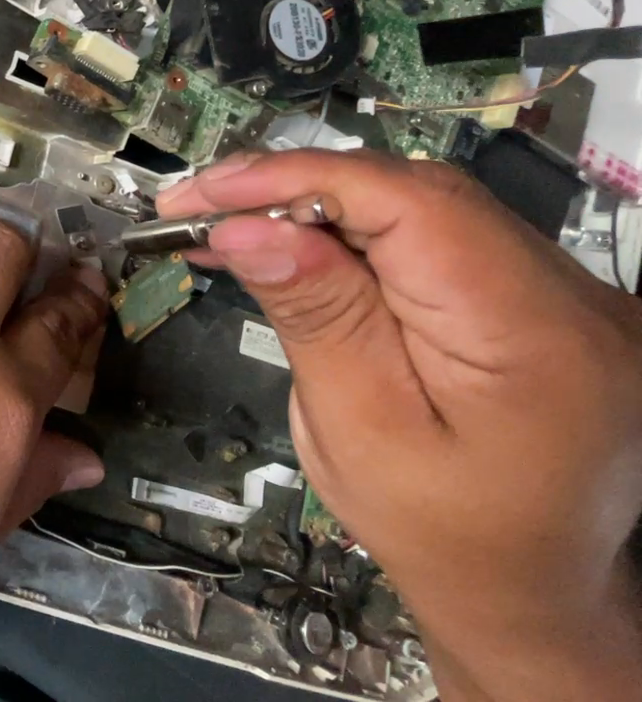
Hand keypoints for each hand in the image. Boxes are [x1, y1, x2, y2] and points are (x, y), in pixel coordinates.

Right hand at [160, 150, 641, 698]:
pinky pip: (425, 236)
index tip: (201, 195)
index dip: (298, 179)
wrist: (522, 582)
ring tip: (217, 223)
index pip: (413, 204)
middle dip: (292, 185)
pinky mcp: (523, 296)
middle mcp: (570, 293)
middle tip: (193, 206)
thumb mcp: (356, 424)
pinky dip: (340, 230)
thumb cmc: (434, 522)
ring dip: (307, 204)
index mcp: (534, 333)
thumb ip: (314, 315)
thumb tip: (244, 228)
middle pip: (415, 192)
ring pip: (415, 205)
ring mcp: (556, 290)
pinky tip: (278, 242)